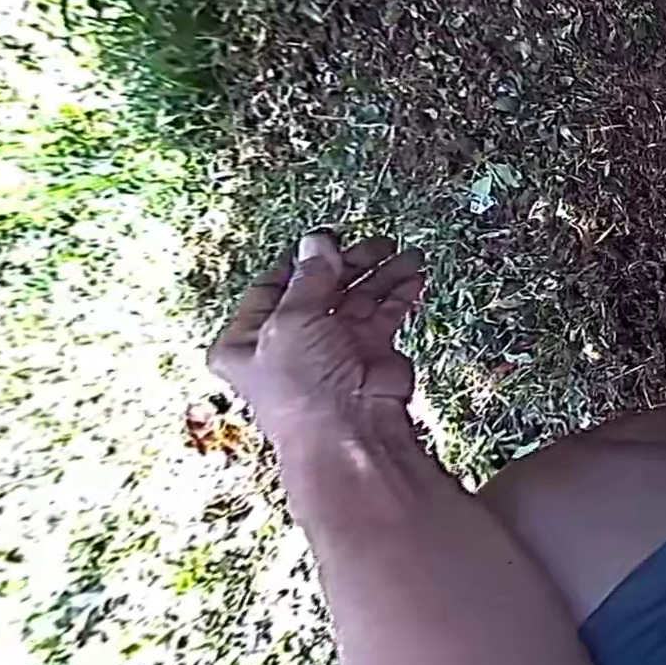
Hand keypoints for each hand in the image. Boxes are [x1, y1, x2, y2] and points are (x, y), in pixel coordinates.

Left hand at [208, 230, 426, 442]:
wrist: (350, 428)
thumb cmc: (304, 383)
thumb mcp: (293, 323)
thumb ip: (310, 278)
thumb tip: (317, 240)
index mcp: (250, 337)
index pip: (273, 286)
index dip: (302, 260)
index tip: (329, 236)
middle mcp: (291, 338)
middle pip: (324, 288)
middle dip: (352, 263)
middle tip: (380, 243)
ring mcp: (334, 343)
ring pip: (360, 297)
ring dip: (384, 274)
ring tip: (408, 255)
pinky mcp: (370, 348)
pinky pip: (386, 312)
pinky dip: (401, 293)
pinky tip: (415, 277)